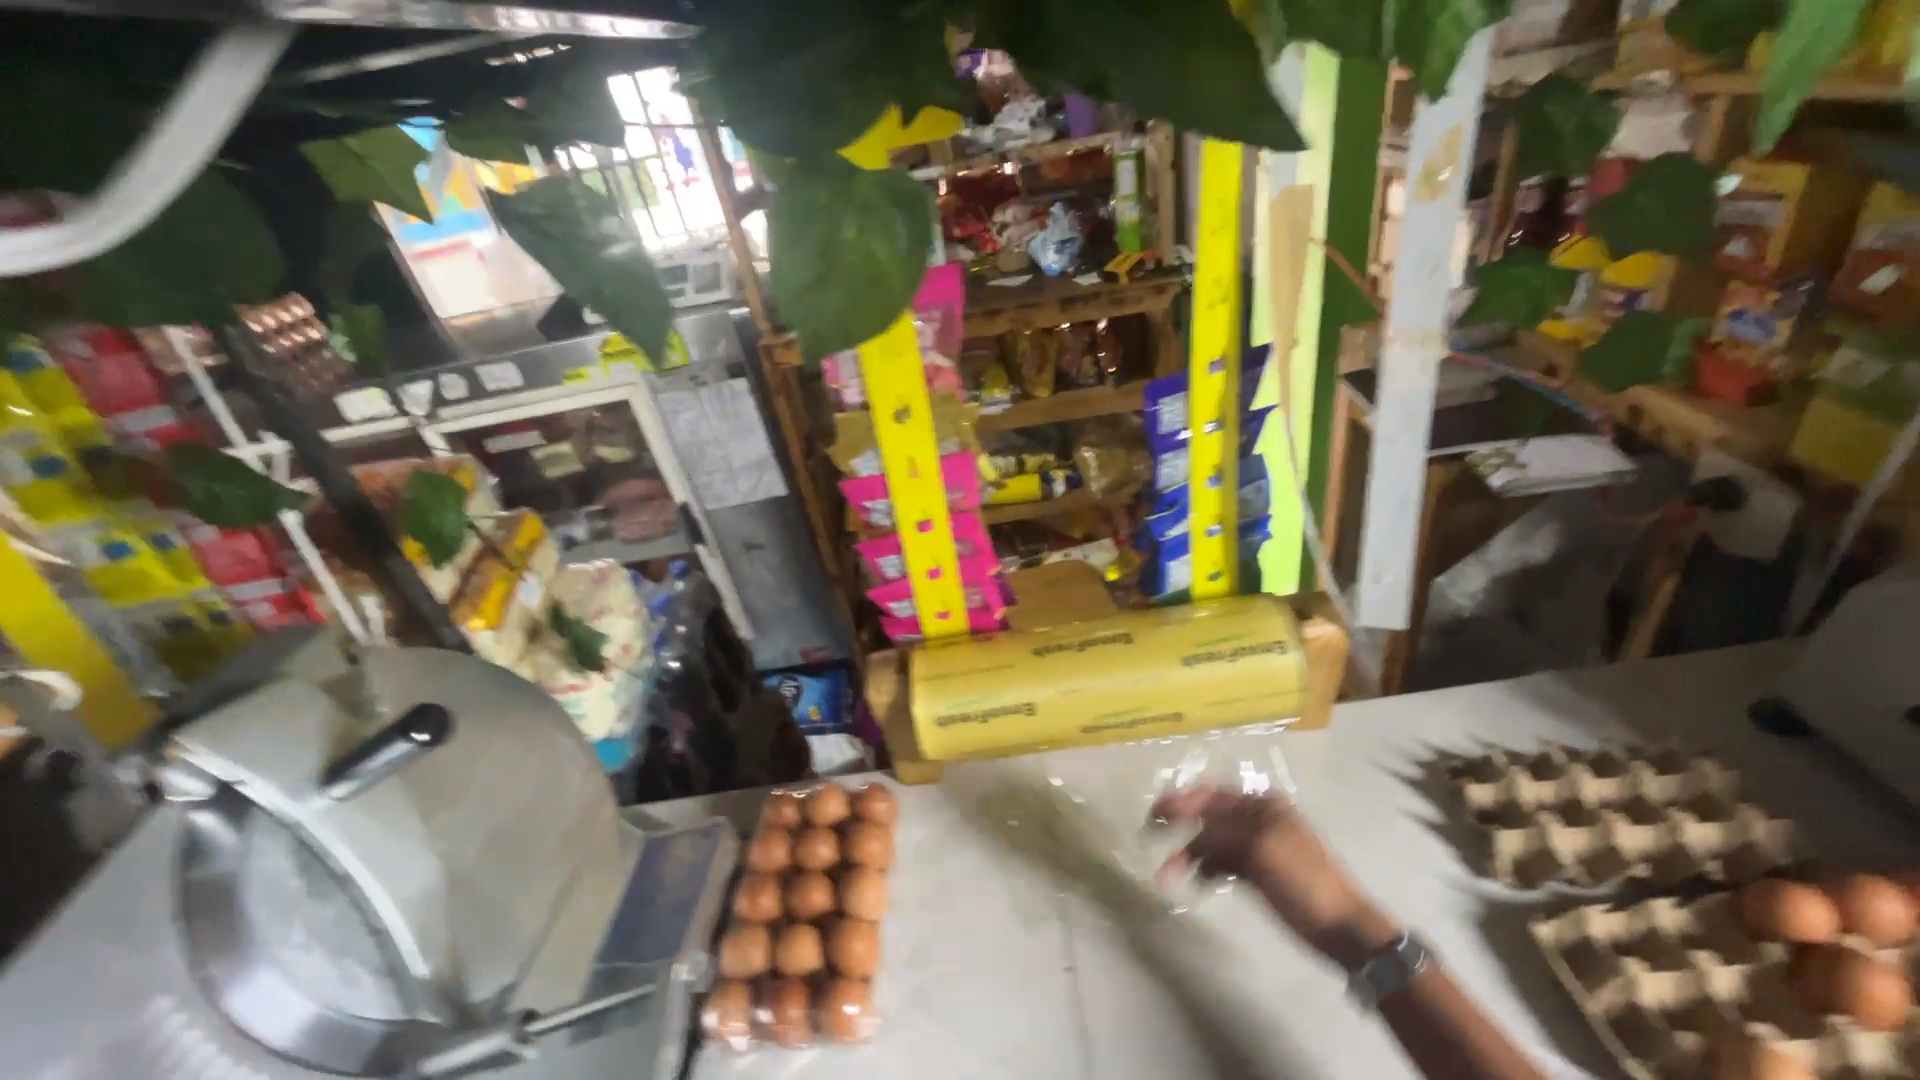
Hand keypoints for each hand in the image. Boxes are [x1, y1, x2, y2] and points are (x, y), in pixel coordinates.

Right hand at [1150, 788, 1399, 968]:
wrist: (1343, 929)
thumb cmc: (1304, 881)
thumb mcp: (1261, 848)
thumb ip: (1221, 833)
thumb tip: (1189, 828)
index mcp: (1262, 806)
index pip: (1211, 795)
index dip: (1179, 800)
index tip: (1152, 814)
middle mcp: (1258, 820)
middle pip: (1209, 818)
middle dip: (1181, 828)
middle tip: (1151, 836)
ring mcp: (1258, 847)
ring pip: (1213, 843)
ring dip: (1191, 854)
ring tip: (1170, 875)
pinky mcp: (1258, 873)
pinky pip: (1223, 863)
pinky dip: (1207, 869)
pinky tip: (1198, 882)